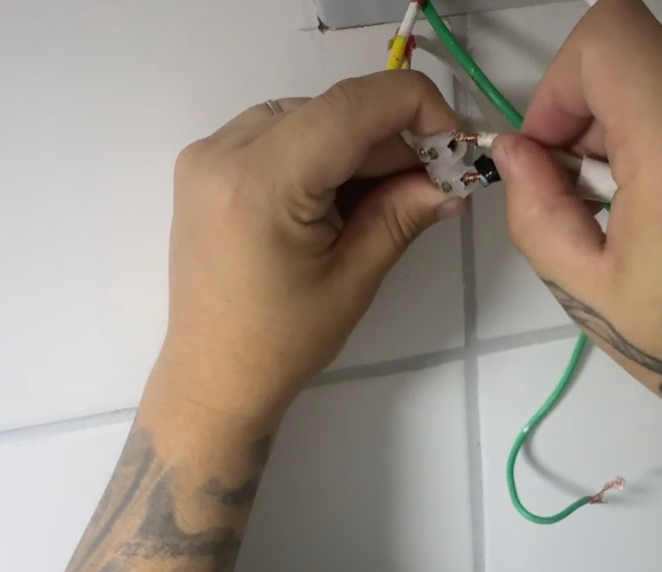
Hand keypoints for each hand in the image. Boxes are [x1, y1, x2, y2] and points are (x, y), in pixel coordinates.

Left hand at [157, 71, 465, 424]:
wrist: (215, 374)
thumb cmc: (284, 343)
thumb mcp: (353, 281)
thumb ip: (401, 216)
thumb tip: (454, 181)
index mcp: (260, 184)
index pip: (351, 107)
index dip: (416, 108)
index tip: (455, 143)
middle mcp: (224, 150)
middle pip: (330, 110)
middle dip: (389, 141)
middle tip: (429, 187)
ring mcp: (208, 153)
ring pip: (307, 116)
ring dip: (356, 149)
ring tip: (379, 204)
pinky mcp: (205, 164)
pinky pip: (278, 134)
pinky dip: (320, 154)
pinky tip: (337, 199)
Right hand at [494, 0, 661, 437]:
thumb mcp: (587, 293)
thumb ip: (537, 211)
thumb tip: (516, 151)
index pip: (607, 35)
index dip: (562, 83)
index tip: (557, 149)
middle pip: (648, 52)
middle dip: (603, 110)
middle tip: (600, 190)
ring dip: (654, 121)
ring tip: (656, 202)